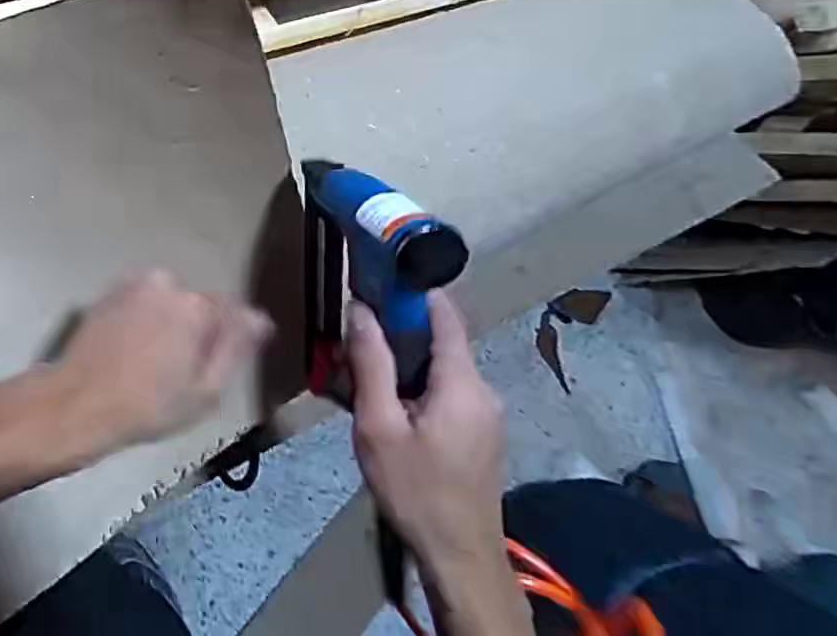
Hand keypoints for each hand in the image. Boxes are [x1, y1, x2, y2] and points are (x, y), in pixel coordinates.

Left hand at [48, 269, 272, 464]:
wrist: (80, 402)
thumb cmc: (149, 406)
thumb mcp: (206, 391)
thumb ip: (236, 348)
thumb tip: (259, 319)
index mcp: (195, 305)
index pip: (230, 310)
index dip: (226, 338)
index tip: (214, 363)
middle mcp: (165, 283)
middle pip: (195, 304)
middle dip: (194, 328)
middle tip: (179, 370)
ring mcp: (132, 284)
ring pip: (166, 302)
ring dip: (166, 322)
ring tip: (152, 363)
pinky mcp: (107, 293)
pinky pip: (139, 302)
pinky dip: (141, 319)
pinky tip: (131, 351)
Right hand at [347, 290, 522, 624]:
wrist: (460, 559)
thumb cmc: (415, 489)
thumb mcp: (379, 424)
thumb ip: (370, 362)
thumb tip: (360, 309)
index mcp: (463, 382)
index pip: (443, 313)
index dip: (410, 290)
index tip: (373, 277)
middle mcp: (482, 389)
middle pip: (436, 339)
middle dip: (393, 331)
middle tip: (351, 336)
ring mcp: (485, 412)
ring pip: (437, 365)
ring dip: (399, 361)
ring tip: (359, 374)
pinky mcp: (479, 430)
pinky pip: (443, 388)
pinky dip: (412, 383)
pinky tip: (384, 405)